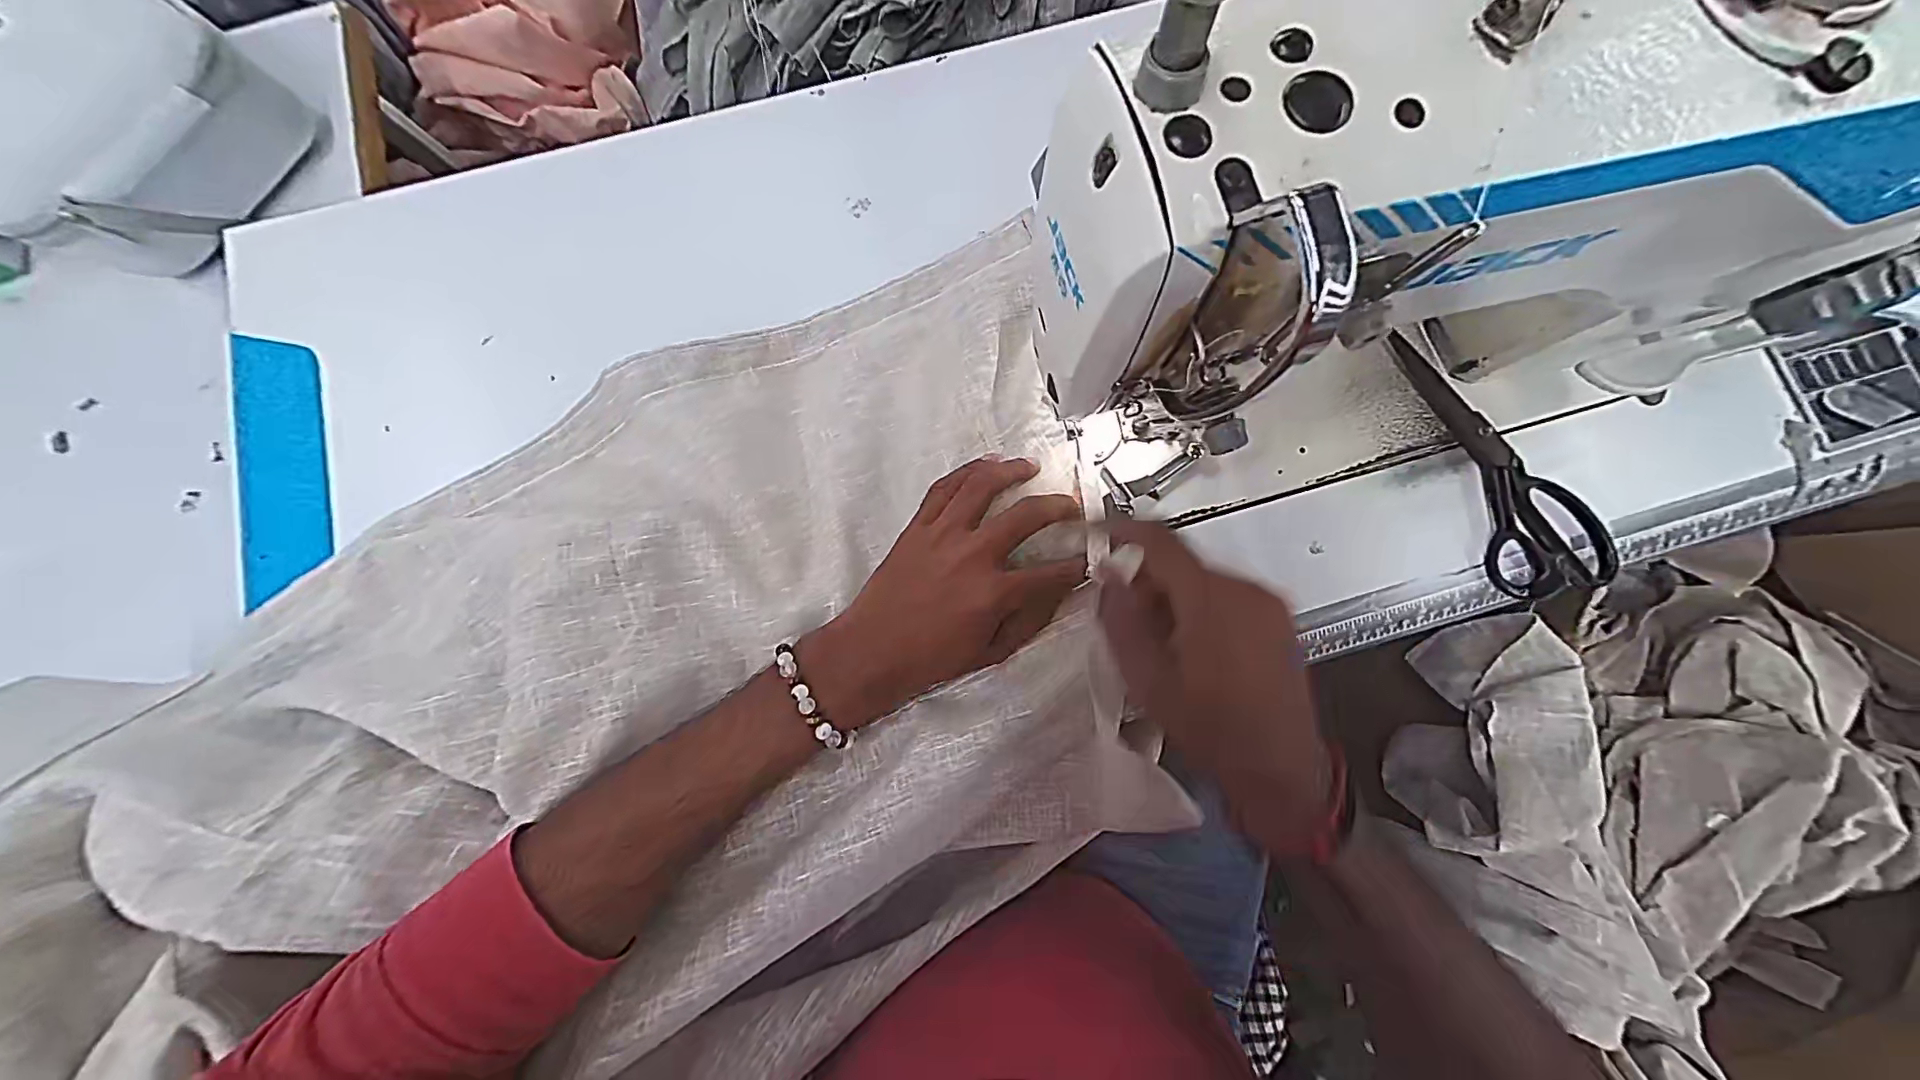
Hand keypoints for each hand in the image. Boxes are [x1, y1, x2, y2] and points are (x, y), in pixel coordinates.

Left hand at [801, 457, 1085, 726]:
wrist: (871, 650)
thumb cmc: (929, 658)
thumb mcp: (990, 651)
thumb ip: (1028, 622)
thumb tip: (1056, 596)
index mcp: (993, 593)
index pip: (1050, 573)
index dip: (1075, 567)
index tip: (1085, 562)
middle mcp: (971, 556)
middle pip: (1026, 516)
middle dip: (1057, 507)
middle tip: (1070, 505)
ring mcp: (941, 536)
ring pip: (981, 486)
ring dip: (1010, 471)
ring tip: (1029, 467)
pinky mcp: (917, 528)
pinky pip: (943, 489)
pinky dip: (966, 473)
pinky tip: (983, 467)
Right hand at [1096, 520, 1331, 856]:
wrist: (1279, 766)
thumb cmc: (1213, 730)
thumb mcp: (1147, 678)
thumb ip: (1120, 618)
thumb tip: (1108, 576)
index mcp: (1211, 599)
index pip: (1160, 541)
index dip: (1123, 529)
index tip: (1100, 529)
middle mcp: (1246, 590)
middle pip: (1182, 562)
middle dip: (1147, 580)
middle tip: (1128, 614)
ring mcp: (1267, 603)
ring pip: (1203, 578)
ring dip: (1173, 596)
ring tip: (1162, 643)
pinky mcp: (1277, 617)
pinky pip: (1226, 594)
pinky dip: (1199, 606)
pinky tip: (1191, 647)